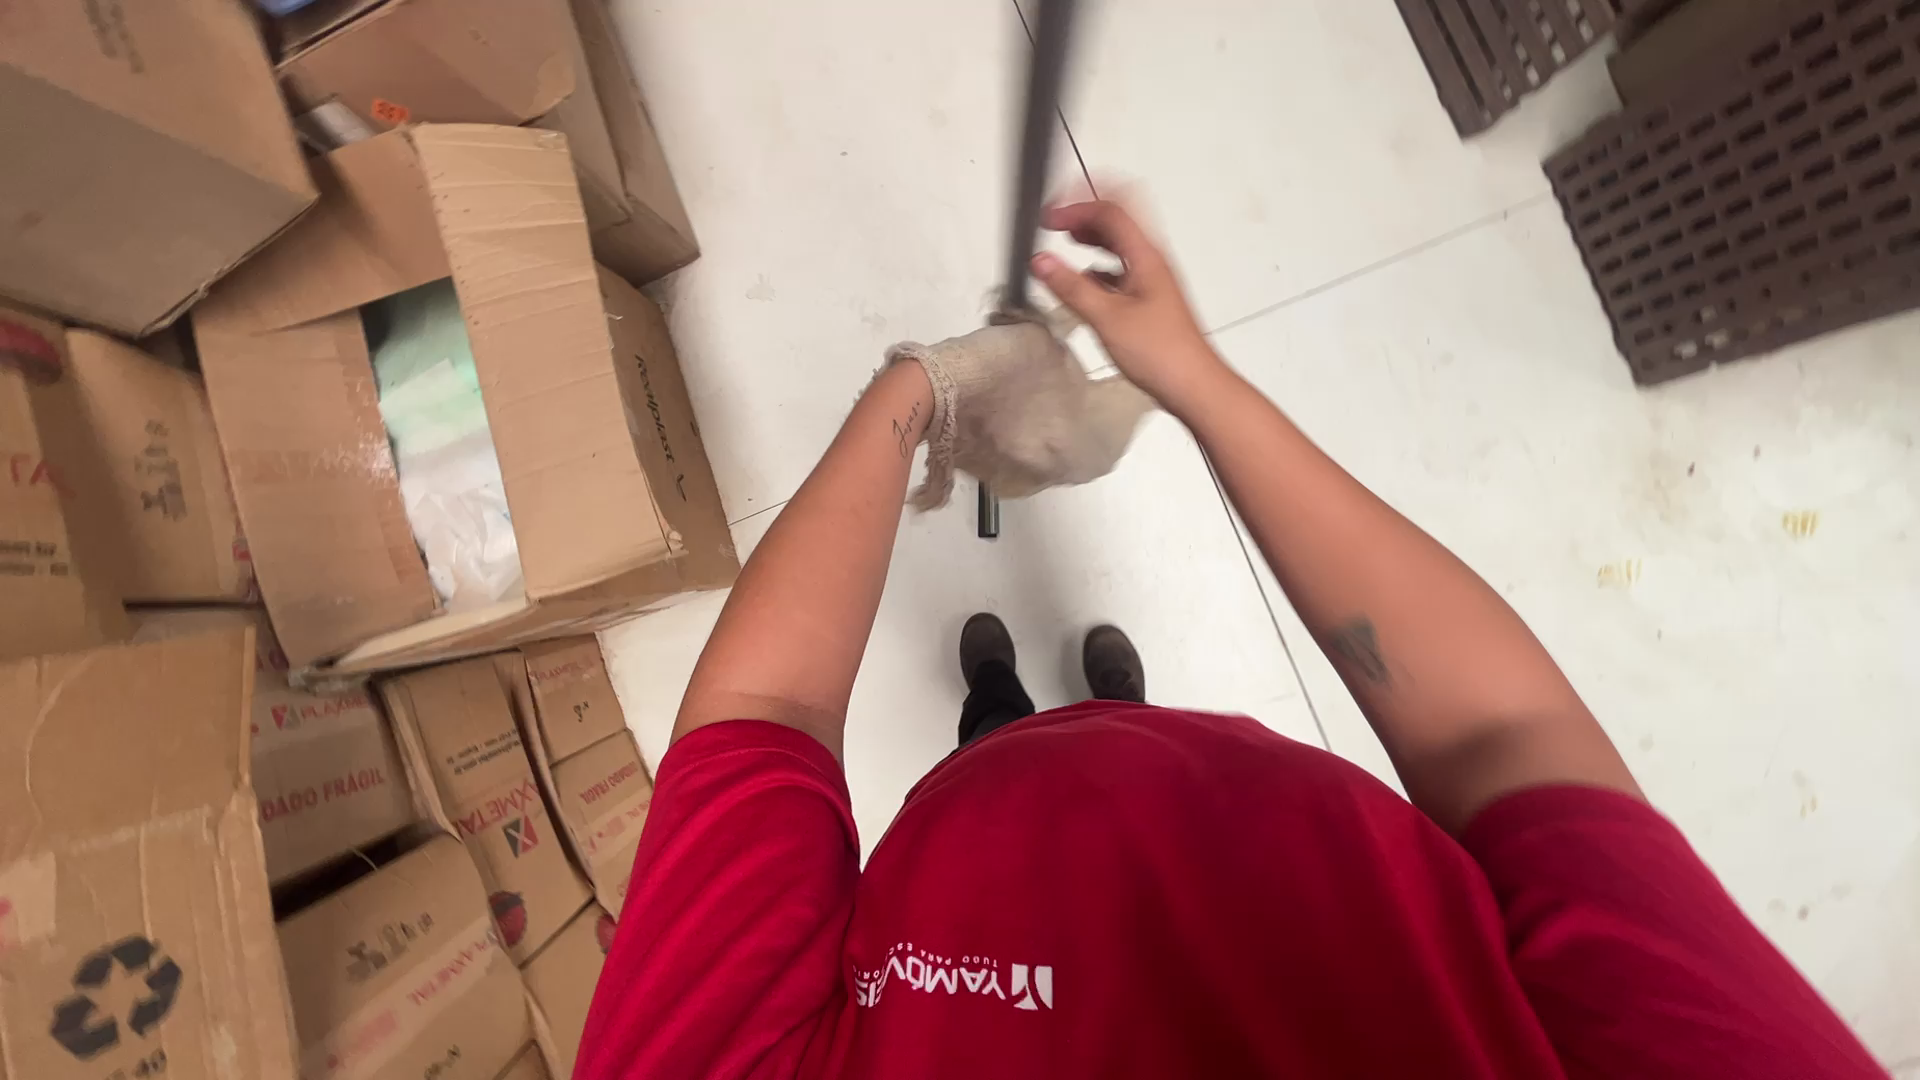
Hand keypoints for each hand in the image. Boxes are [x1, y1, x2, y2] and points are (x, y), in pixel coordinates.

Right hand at [1030, 199, 1226, 411]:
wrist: (1193, 386)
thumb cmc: (1160, 353)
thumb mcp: (1108, 318)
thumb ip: (1072, 288)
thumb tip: (1041, 262)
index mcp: (1146, 256)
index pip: (1111, 212)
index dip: (1077, 206)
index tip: (1048, 218)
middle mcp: (1152, 262)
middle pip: (1119, 221)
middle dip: (1085, 215)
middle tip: (1056, 224)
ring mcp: (1153, 282)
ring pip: (1121, 247)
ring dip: (1093, 240)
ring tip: (1067, 245)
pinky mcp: (1150, 303)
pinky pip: (1122, 274)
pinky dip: (1100, 270)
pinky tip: (1085, 286)